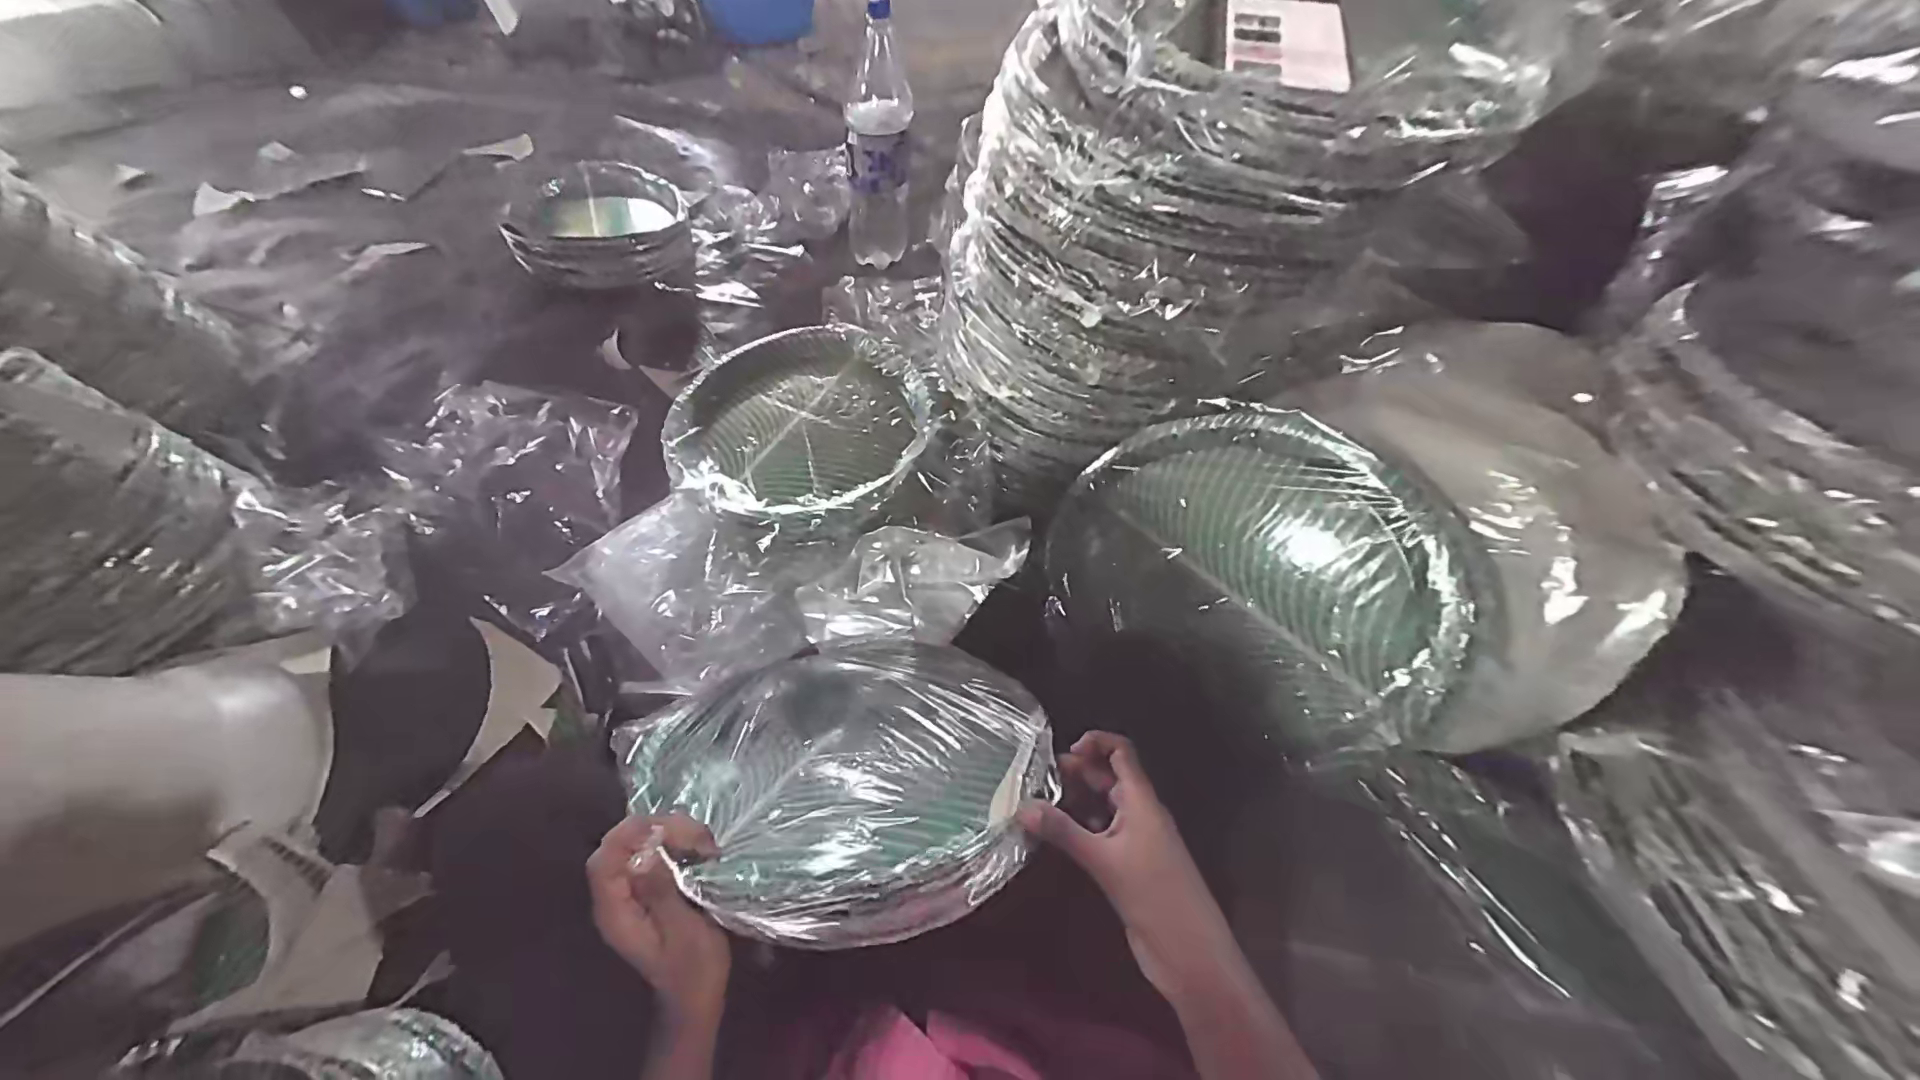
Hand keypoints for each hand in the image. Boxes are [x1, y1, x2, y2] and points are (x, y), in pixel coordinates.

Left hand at [586, 814, 730, 1025]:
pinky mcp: (649, 885)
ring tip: (707, 845)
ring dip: (674, 832)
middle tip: (702, 838)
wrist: (696, 994)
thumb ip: (661, 893)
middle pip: (622, 844)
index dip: (628, 835)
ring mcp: (632, 890)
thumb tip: (644, 855)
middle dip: (661, 829)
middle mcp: (617, 897)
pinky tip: (702, 848)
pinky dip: (678, 840)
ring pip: (640, 842)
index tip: (669, 828)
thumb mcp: (683, 930)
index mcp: (616, 912)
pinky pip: (655, 850)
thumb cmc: (692, 969)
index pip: (604, 862)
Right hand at [1018, 732, 1237, 1000]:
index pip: (1122, 752)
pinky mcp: (1130, 864)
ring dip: (1077, 797)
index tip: (1065, 751)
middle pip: (1110, 776)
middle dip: (1078, 770)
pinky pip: (1103, 831)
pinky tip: (1057, 833)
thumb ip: (1063, 832)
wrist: (1191, 954)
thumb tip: (1022, 806)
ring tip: (1041, 800)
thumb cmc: (1155, 895)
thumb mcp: (1104, 861)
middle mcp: (1140, 813)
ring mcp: (1137, 839)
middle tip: (1040, 776)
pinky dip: (1082, 824)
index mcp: (1142, 801)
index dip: (1096, 742)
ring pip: (1105, 804)